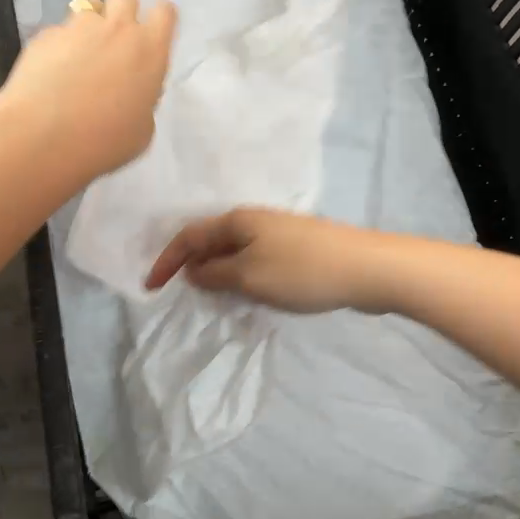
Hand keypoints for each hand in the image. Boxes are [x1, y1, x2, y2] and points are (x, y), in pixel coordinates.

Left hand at [0, 0, 176, 179]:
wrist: (40, 138)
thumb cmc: (102, 142)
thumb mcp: (141, 131)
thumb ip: (142, 100)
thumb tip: (132, 91)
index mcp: (150, 50)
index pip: (165, 11)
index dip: (158, 21)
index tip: (150, 38)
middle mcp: (117, 29)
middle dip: (122, 10)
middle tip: (114, 40)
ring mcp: (77, 27)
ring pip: (88, 5)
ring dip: (88, 23)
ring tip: (77, 53)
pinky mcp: (44, 35)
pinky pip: (58, 31)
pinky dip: (58, 45)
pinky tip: (48, 73)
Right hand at [146, 207, 403, 313]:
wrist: (368, 269)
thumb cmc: (302, 271)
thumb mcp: (250, 277)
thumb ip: (215, 274)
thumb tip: (194, 271)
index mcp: (236, 221)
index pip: (189, 236)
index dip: (167, 260)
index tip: (151, 287)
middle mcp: (253, 220)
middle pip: (210, 240)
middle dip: (190, 264)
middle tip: (179, 293)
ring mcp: (277, 233)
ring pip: (233, 251)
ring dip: (217, 272)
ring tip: (210, 298)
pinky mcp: (296, 249)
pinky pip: (254, 260)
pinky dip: (240, 276)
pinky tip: (247, 294)